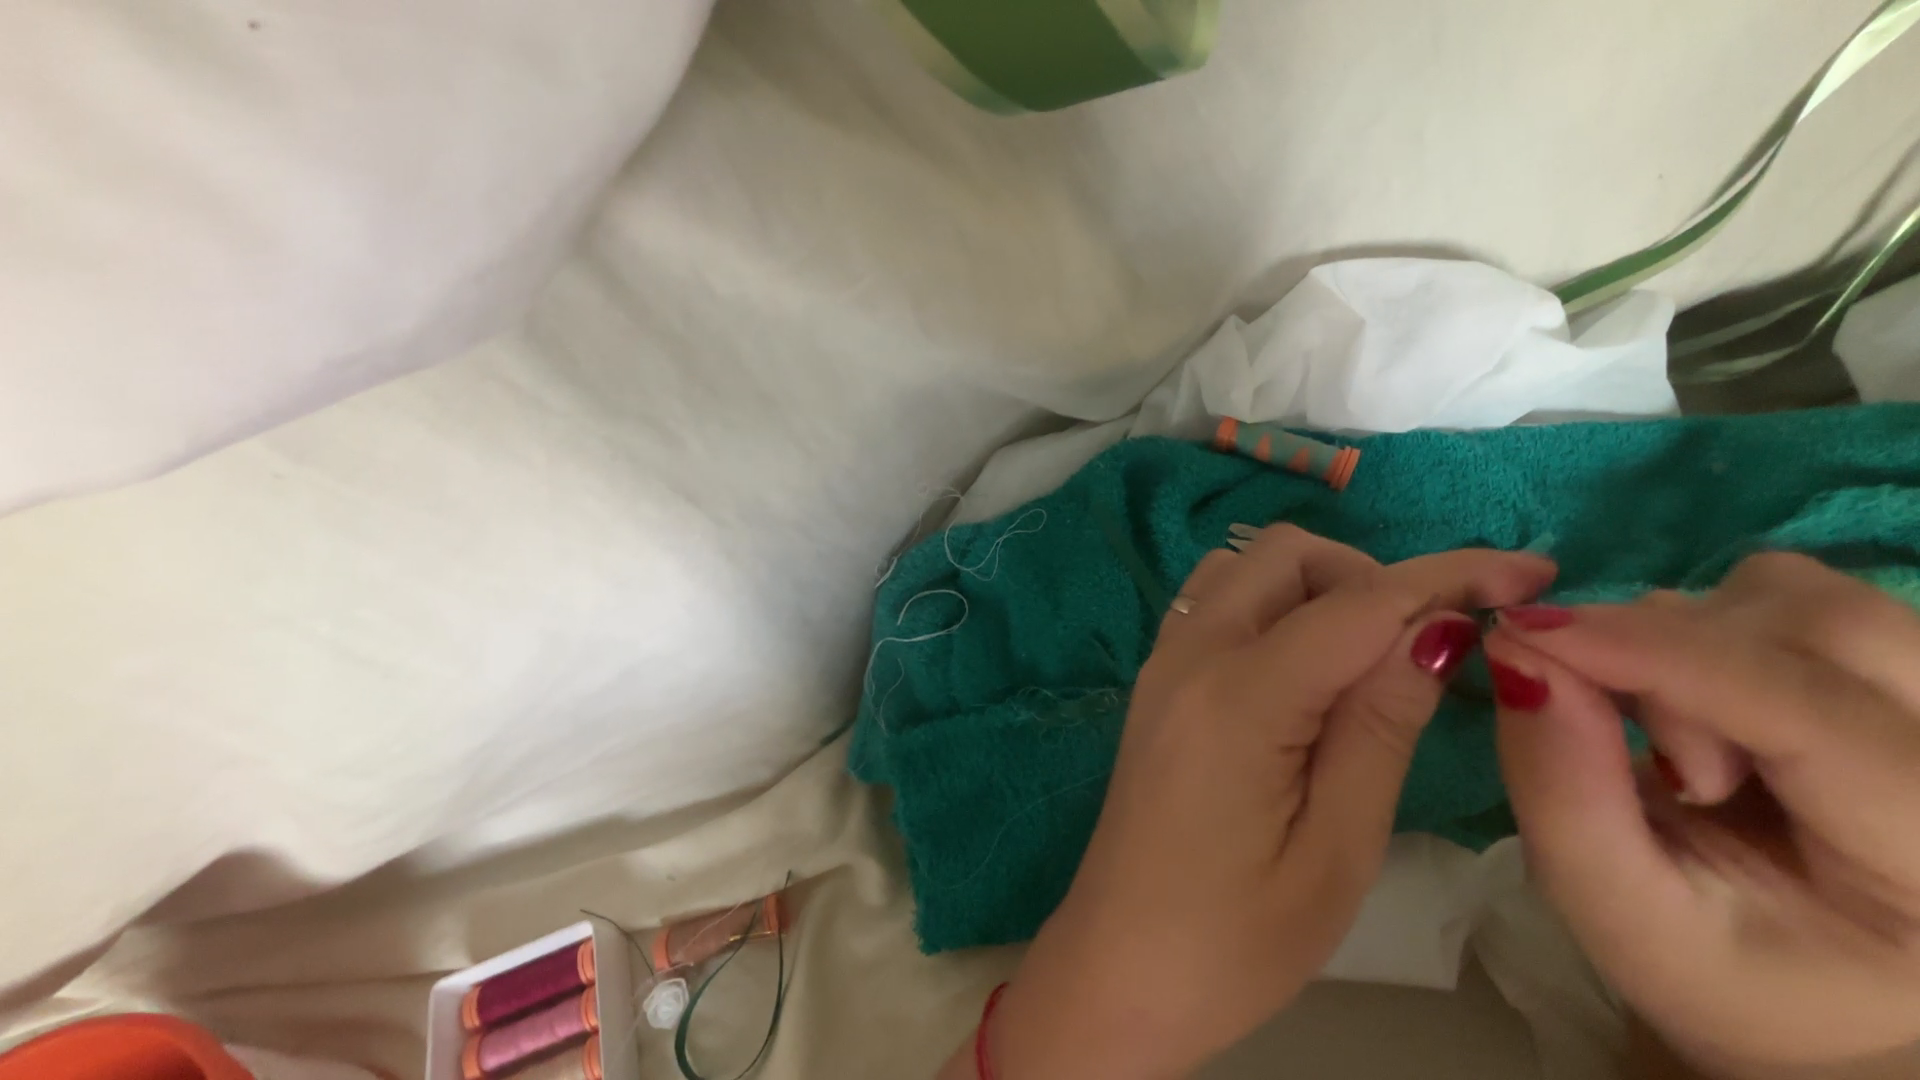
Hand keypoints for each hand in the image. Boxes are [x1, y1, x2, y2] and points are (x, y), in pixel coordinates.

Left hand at [942, 525, 1555, 1079]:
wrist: (1118, 967)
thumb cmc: (1236, 939)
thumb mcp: (1337, 847)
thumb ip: (1381, 724)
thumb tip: (1437, 629)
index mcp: (1237, 697)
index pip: (1357, 601)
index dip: (1449, 576)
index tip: (1531, 576)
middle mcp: (1188, 655)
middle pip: (1285, 555)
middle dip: (1372, 574)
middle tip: (1434, 642)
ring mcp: (1161, 664)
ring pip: (1244, 569)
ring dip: (1316, 584)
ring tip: (1372, 658)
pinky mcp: (1155, 685)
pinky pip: (1215, 605)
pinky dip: (1273, 605)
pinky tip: (1309, 667)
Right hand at [1486, 555, 1919, 1077]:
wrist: (1807, 989)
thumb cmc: (1715, 970)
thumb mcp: (1613, 908)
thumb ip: (1561, 791)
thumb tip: (1515, 654)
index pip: (1811, 715)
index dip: (1655, 655)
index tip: (1515, 631)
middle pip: (1825, 628)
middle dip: (1680, 659)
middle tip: (1646, 754)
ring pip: (1805, 597)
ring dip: (1692, 643)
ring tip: (1681, 743)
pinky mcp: (1902, 676)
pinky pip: (1787, 597)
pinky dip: (1706, 630)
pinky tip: (1701, 705)